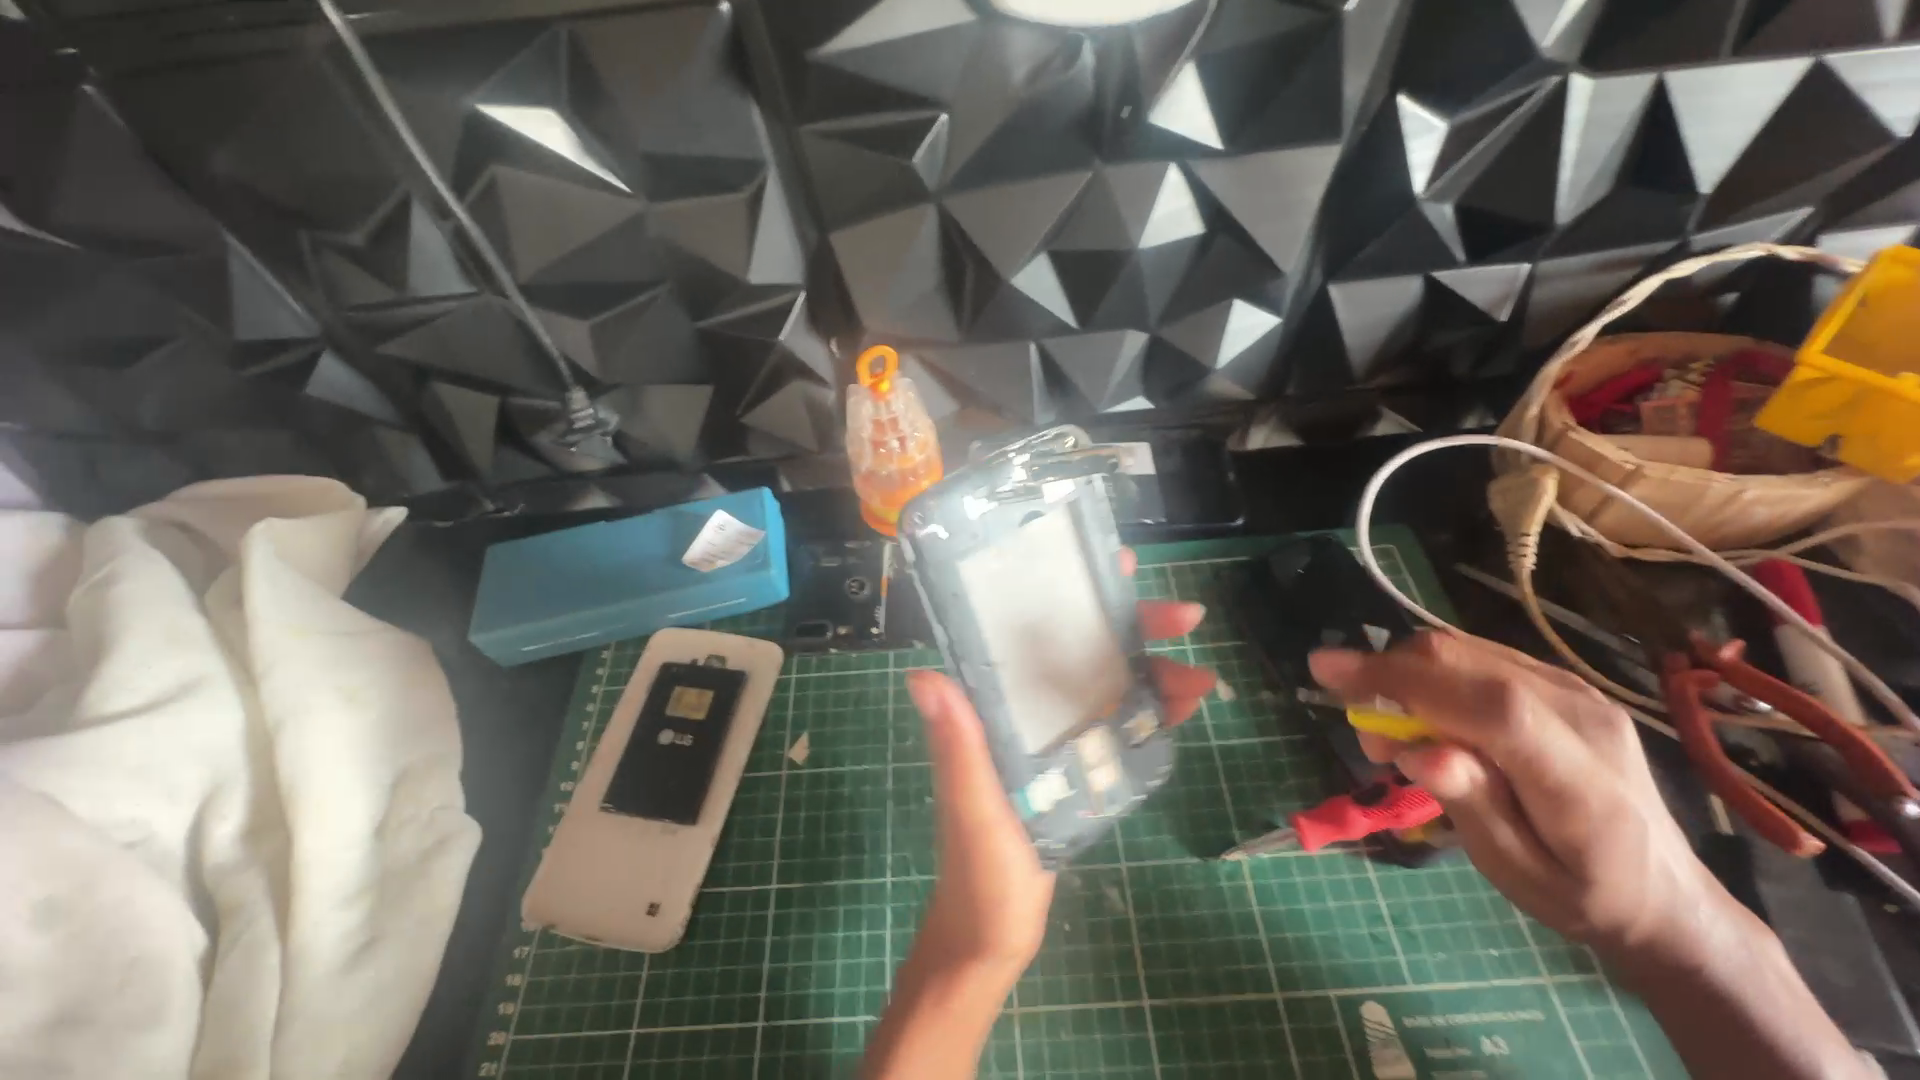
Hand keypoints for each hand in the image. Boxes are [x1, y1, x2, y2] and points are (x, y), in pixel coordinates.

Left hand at [905, 563, 1213, 973]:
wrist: (992, 939)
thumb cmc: (977, 875)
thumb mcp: (971, 809)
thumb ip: (957, 747)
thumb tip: (924, 674)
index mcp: (990, 710)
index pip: (1025, 634)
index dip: (1068, 594)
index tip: (1117, 569)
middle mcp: (1020, 712)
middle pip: (1079, 652)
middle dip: (1131, 628)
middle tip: (1185, 617)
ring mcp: (1051, 739)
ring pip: (1108, 687)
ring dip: (1155, 674)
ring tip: (1202, 679)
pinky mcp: (1074, 769)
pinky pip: (1119, 729)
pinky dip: (1153, 715)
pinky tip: (1186, 708)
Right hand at [1308, 631, 1741, 970]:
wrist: (1665, 892)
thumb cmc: (1581, 894)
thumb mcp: (1519, 875)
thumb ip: (1473, 807)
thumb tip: (1418, 753)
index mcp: (1578, 778)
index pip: (1488, 705)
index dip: (1402, 680)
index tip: (1326, 669)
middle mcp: (1582, 714)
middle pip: (1464, 661)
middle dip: (1388, 676)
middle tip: (1369, 736)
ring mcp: (1576, 690)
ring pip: (1462, 650)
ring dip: (1405, 676)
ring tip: (1397, 736)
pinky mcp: (1561, 683)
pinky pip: (1477, 657)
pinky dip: (1431, 676)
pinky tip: (1429, 719)